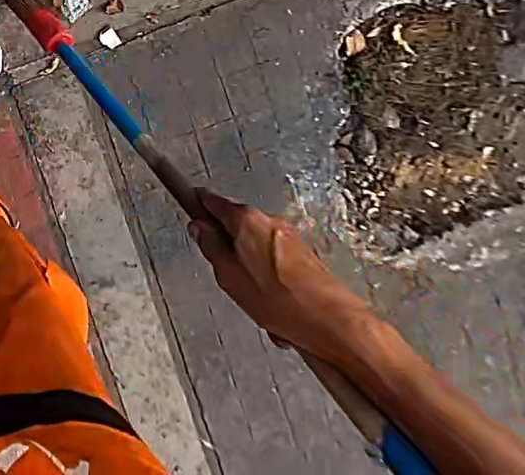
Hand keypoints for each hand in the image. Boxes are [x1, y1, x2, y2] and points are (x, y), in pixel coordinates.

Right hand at [187, 190, 376, 363]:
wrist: (336, 324)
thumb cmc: (282, 302)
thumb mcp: (229, 276)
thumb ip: (210, 247)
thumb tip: (199, 227)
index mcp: (245, 219)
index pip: (210, 200)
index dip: (196, 205)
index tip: (189, 209)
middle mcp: (268, 220)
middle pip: (234, 226)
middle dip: (228, 249)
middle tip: (226, 276)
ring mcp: (288, 237)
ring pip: (254, 248)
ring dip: (251, 270)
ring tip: (257, 302)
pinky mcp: (304, 256)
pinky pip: (274, 264)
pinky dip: (271, 282)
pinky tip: (277, 310)